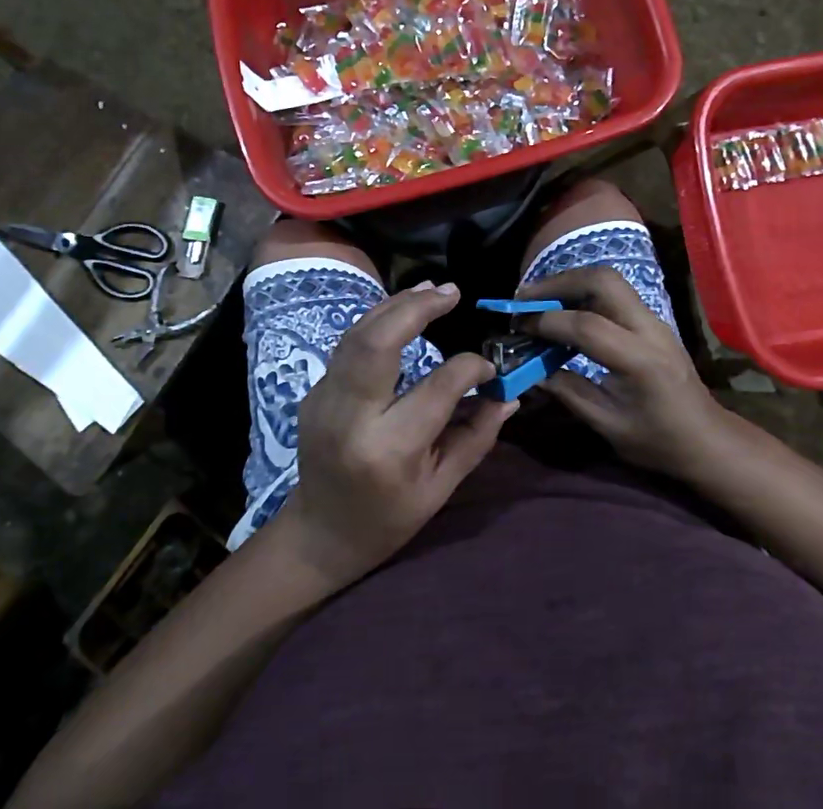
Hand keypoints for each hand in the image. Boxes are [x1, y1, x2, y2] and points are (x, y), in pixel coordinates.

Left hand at [278, 282, 516, 581]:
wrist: (320, 531)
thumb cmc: (389, 518)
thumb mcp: (441, 487)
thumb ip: (477, 437)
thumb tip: (508, 395)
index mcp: (389, 449)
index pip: (438, 388)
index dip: (471, 369)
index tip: (489, 366)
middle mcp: (351, 417)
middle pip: (378, 343)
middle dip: (416, 309)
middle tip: (452, 292)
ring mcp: (324, 400)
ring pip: (357, 335)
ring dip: (394, 306)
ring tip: (431, 290)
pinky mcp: (314, 392)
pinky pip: (348, 347)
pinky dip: (377, 324)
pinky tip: (402, 314)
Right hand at [517, 266, 725, 476]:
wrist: (706, 438)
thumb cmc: (658, 441)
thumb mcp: (607, 424)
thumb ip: (567, 391)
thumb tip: (529, 369)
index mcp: (640, 360)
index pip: (586, 325)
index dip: (546, 322)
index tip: (518, 327)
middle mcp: (650, 329)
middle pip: (602, 281)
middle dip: (558, 283)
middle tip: (524, 298)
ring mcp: (654, 320)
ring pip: (609, 279)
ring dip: (570, 282)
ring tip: (538, 300)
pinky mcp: (652, 320)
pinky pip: (614, 292)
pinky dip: (583, 292)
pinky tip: (563, 310)